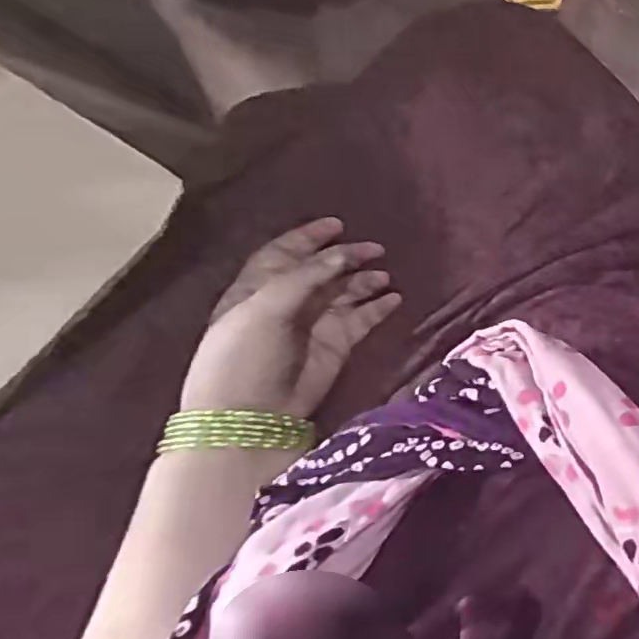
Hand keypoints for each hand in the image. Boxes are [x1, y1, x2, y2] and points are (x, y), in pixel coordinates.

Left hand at [181, 217, 403, 417]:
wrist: (251, 413)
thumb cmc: (245, 354)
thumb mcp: (266, 307)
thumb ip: (305, 277)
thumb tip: (342, 254)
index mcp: (260, 287)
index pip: (287, 253)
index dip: (310, 237)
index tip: (337, 225)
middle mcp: (289, 302)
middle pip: (323, 271)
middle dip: (347, 256)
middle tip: (375, 249)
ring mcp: (315, 324)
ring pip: (345, 293)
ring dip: (365, 281)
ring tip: (385, 274)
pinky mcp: (337, 345)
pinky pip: (362, 319)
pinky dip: (378, 308)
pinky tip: (394, 298)